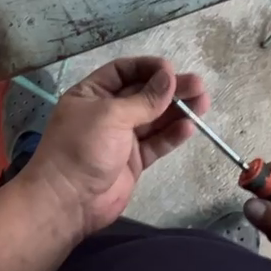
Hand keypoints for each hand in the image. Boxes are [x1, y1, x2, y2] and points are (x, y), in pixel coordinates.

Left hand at [18, 57, 208, 236]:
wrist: (67, 202)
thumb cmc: (81, 148)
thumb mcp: (111, 116)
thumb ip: (144, 99)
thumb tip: (170, 77)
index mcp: (92, 94)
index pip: (123, 71)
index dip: (147, 68)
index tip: (171, 70)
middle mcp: (107, 112)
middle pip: (143, 94)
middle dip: (170, 89)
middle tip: (198, 85)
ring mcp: (121, 137)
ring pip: (154, 118)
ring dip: (177, 110)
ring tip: (203, 102)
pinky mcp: (133, 160)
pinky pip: (156, 143)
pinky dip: (172, 134)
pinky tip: (189, 127)